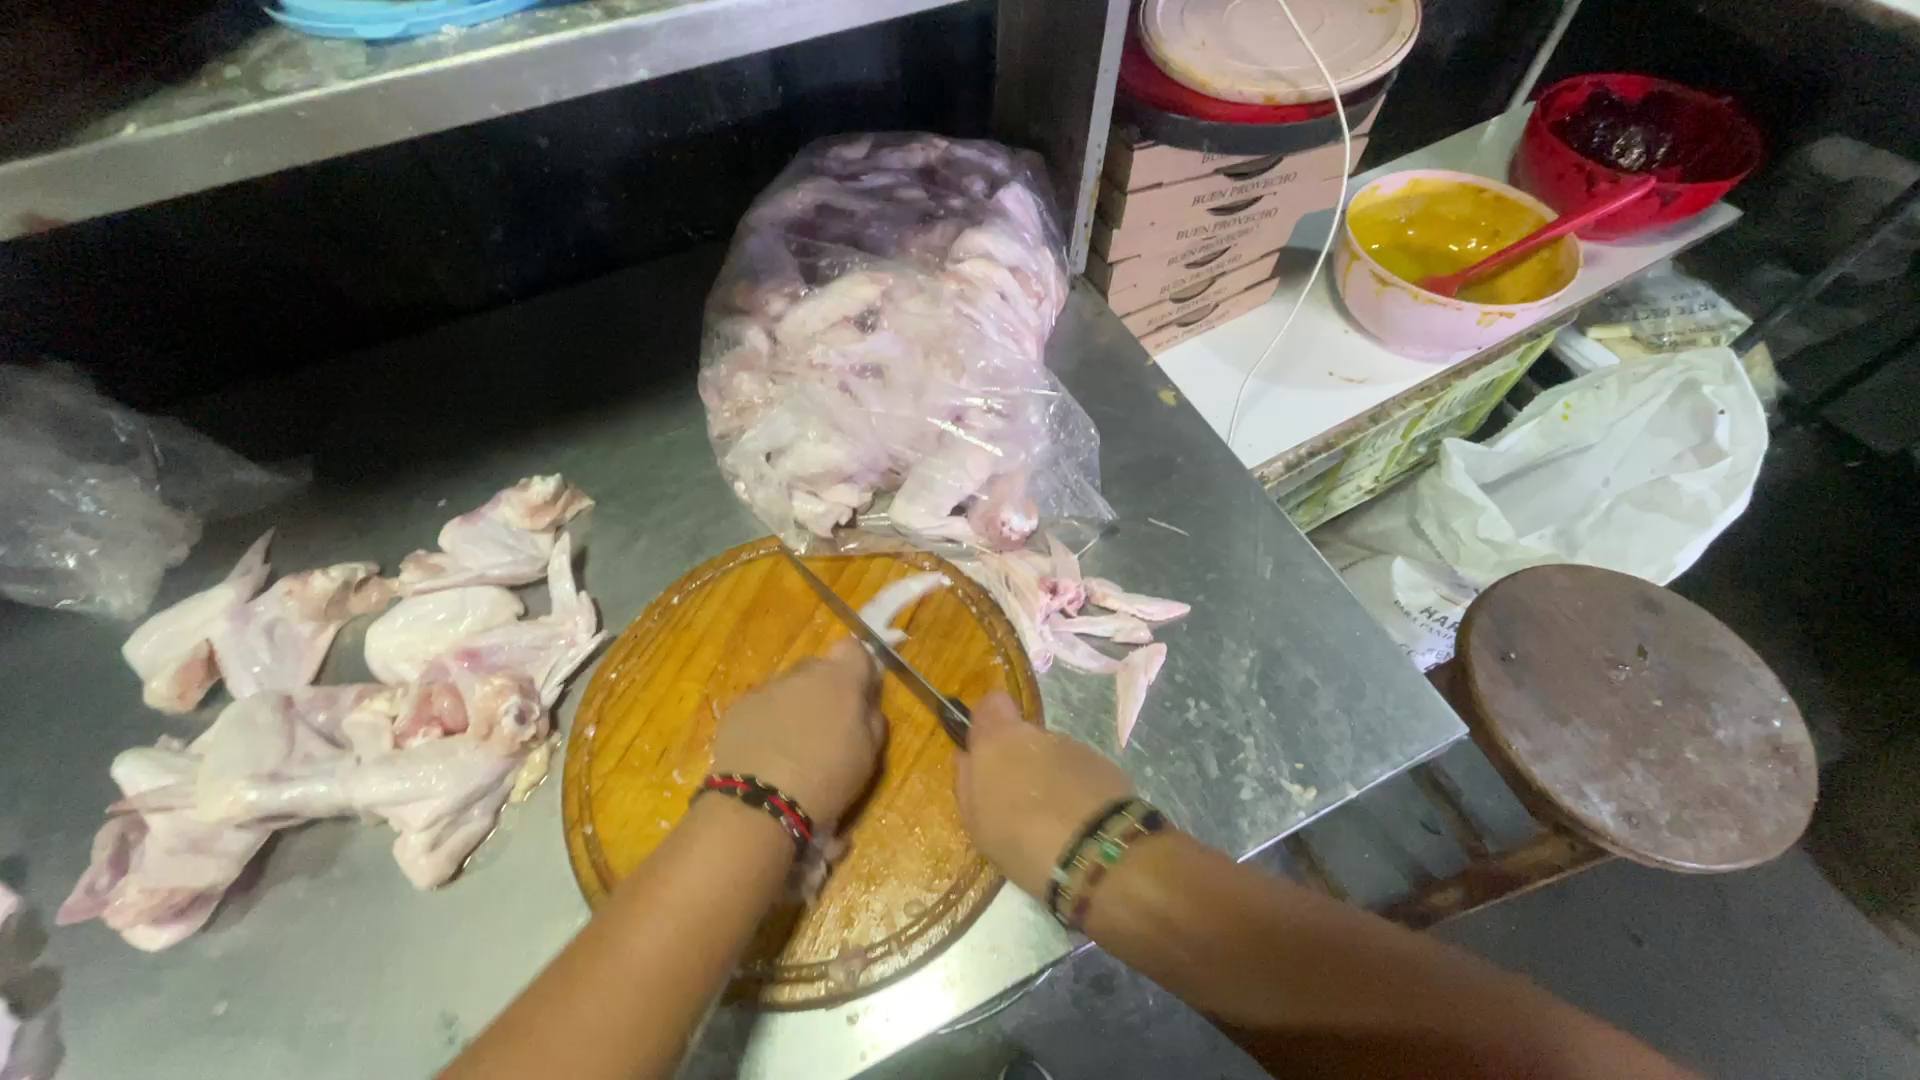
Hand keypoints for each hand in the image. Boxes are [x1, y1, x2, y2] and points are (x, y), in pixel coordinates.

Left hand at [710, 638, 884, 828]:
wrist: (759, 803)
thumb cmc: (827, 779)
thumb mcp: (869, 754)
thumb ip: (871, 717)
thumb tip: (865, 699)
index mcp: (840, 680)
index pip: (853, 648)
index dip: (857, 668)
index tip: (859, 695)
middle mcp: (802, 674)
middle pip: (819, 668)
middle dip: (824, 689)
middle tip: (826, 728)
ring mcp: (766, 689)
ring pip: (788, 687)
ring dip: (794, 706)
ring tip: (791, 747)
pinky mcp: (738, 708)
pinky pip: (761, 706)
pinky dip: (767, 722)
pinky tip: (766, 754)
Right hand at [954, 692, 1134, 898]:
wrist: (1094, 852)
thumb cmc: (1020, 839)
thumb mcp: (977, 824)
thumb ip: (966, 784)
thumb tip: (965, 757)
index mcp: (998, 741)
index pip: (990, 703)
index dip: (989, 722)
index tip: (987, 752)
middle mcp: (1036, 734)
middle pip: (1023, 736)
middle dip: (1021, 760)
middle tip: (1020, 801)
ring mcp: (1073, 746)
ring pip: (1052, 754)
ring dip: (1050, 777)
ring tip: (1053, 819)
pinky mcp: (1104, 764)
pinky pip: (1079, 771)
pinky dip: (1076, 789)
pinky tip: (1079, 822)